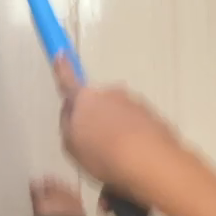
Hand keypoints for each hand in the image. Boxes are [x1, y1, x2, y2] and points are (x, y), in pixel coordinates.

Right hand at [53, 55, 183, 195]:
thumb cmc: (101, 154)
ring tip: (116, 163)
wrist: (150, 163)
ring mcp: (135, 104)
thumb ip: (67, 124)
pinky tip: (132, 163)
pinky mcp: (155, 117)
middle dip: (95, 120)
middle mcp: (111, 94)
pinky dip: (133, 141)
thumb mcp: (70, 144)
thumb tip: (71, 110)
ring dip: (116, 134)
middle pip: (97, 104)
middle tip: (94, 148)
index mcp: (85, 98)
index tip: (60, 51)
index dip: (62, 67)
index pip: (68, 80)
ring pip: (119, 117)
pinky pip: (137, 128)